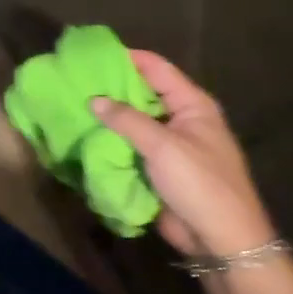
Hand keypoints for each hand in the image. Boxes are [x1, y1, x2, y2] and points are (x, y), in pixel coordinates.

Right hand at [92, 51, 276, 255]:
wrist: (222, 240)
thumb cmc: (201, 185)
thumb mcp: (163, 146)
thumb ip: (127, 119)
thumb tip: (93, 99)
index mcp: (192, 105)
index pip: (156, 68)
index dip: (125, 57)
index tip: (89, 53)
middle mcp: (181, 118)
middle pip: (141, 92)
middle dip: (110, 86)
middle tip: (72, 78)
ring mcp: (169, 143)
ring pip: (132, 120)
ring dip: (107, 115)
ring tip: (70, 102)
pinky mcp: (157, 166)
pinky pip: (129, 144)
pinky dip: (109, 139)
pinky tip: (82, 133)